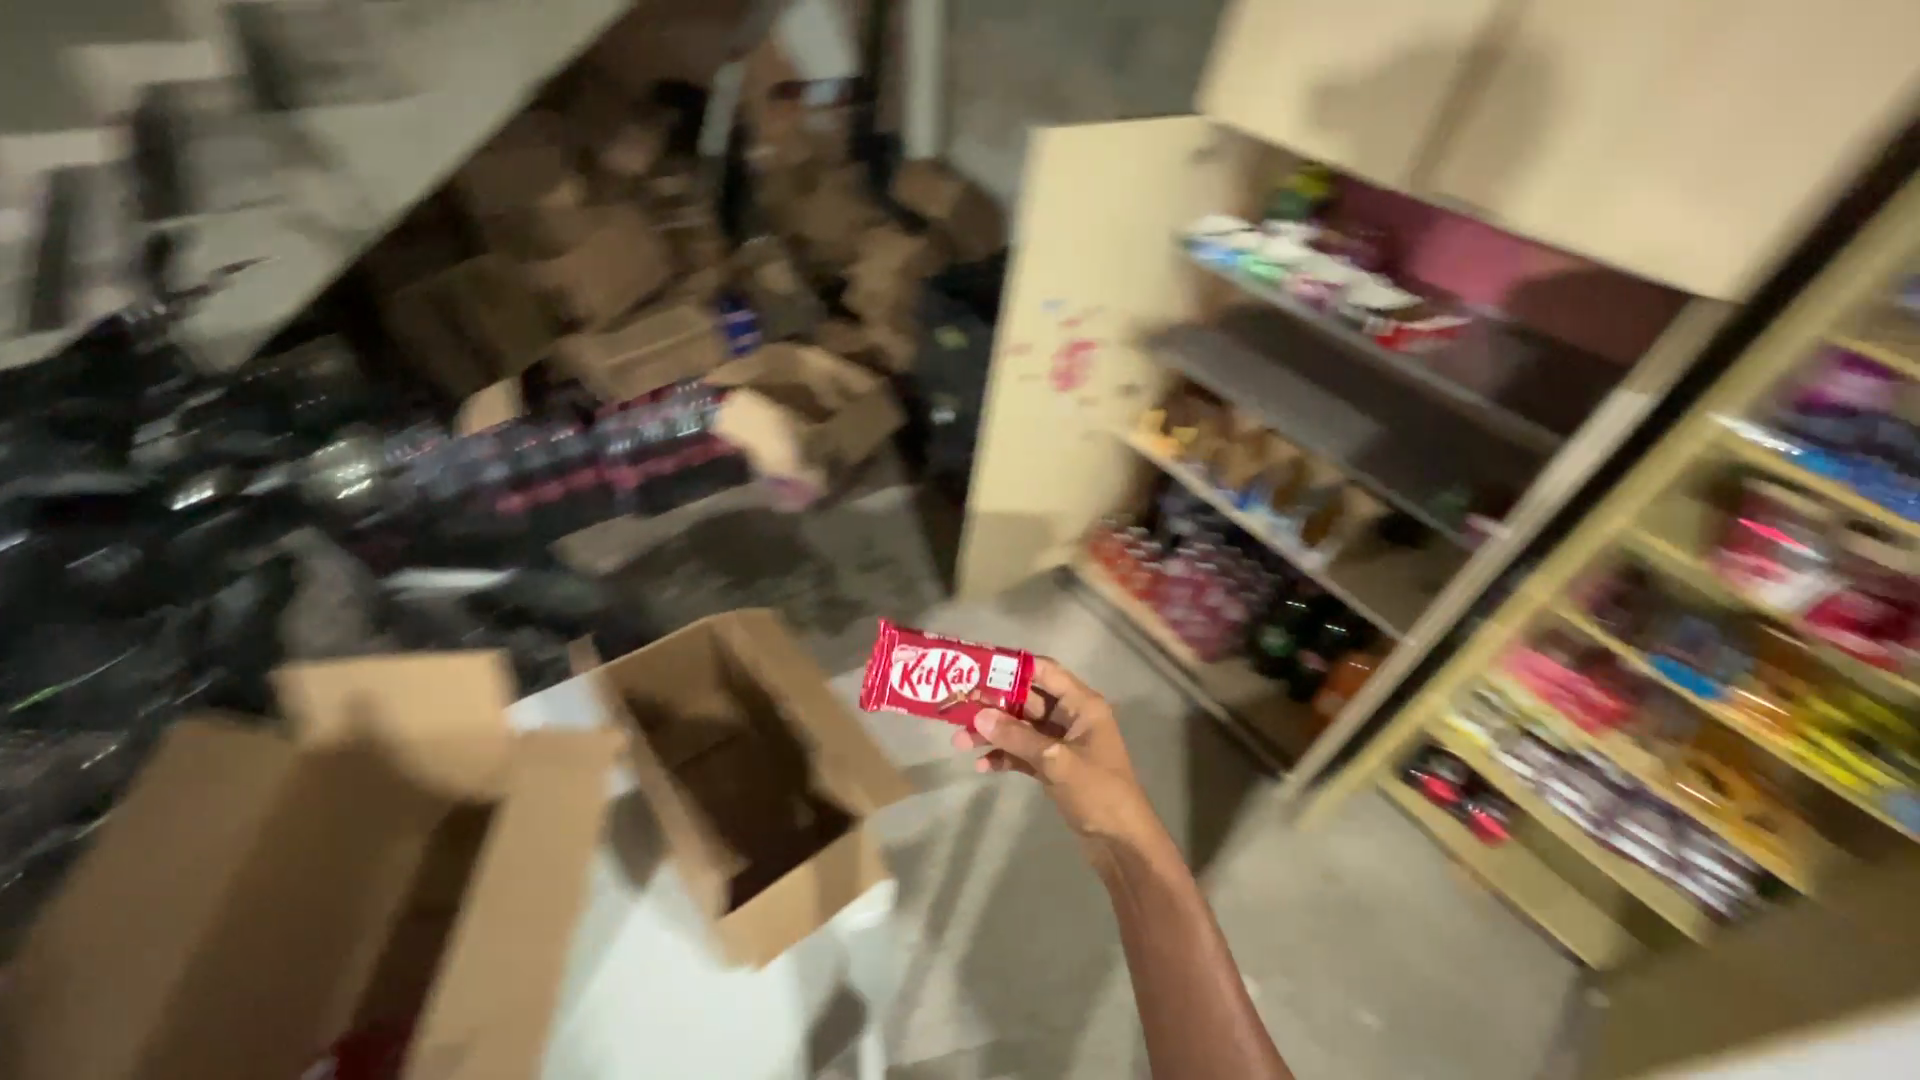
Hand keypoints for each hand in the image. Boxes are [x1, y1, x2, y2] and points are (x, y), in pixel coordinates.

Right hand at [952, 658, 1161, 855]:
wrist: (1121, 842)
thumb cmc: (1098, 792)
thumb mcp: (1056, 761)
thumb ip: (1017, 737)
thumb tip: (979, 715)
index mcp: (1082, 705)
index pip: (1044, 672)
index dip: (1013, 666)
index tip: (978, 667)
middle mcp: (1072, 718)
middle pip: (1027, 701)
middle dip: (993, 705)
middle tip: (958, 708)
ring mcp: (1062, 743)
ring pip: (1021, 729)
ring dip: (993, 734)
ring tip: (958, 742)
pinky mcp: (1054, 767)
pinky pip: (1023, 753)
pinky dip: (1004, 757)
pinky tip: (982, 767)